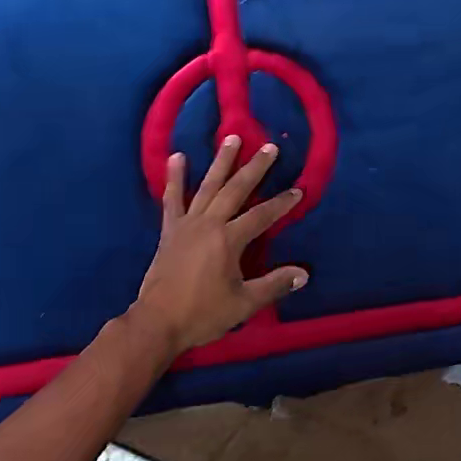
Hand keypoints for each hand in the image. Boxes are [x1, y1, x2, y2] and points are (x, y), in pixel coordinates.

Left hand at [128, 136, 309, 357]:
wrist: (157, 322)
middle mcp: (208, 224)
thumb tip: (303, 274)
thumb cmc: (203, 314)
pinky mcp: (170, 230)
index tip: (298, 190)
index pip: (261, 216)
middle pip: (235, 190)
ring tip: (231, 138)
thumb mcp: (244, 303)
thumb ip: (274, 285)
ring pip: (207, 186)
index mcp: (228, 240)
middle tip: (269, 147)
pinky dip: (174, 178)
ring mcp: (186, 224)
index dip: (281, 204)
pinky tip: (177, 157)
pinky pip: (172, 199)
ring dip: (221, 162)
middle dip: (255, 168)